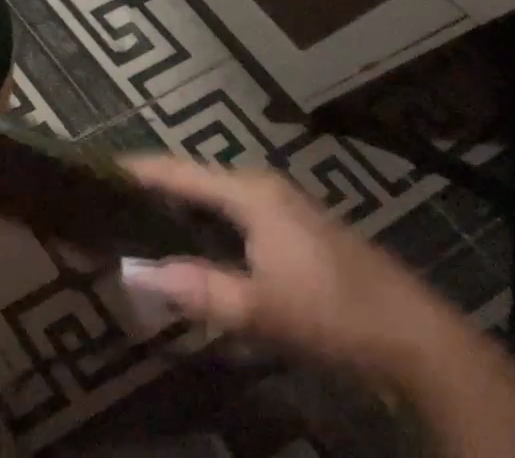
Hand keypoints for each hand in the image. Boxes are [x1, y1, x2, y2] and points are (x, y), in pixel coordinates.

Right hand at [119, 155, 455, 378]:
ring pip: (214, 197)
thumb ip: (193, 288)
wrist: (425, 344)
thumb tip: (130, 270)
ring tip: (135, 220)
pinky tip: (189, 244)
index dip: (132, 170)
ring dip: (177, 207)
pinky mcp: (299, 230)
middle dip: (150, 188)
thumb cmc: (335, 314)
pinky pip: (233, 213)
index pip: (174, 170)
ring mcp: (286, 207)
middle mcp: (264, 188)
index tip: (89, 170)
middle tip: (106, 202)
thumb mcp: (259, 308)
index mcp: (249, 193)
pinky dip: (204, 221)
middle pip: (192, 179)